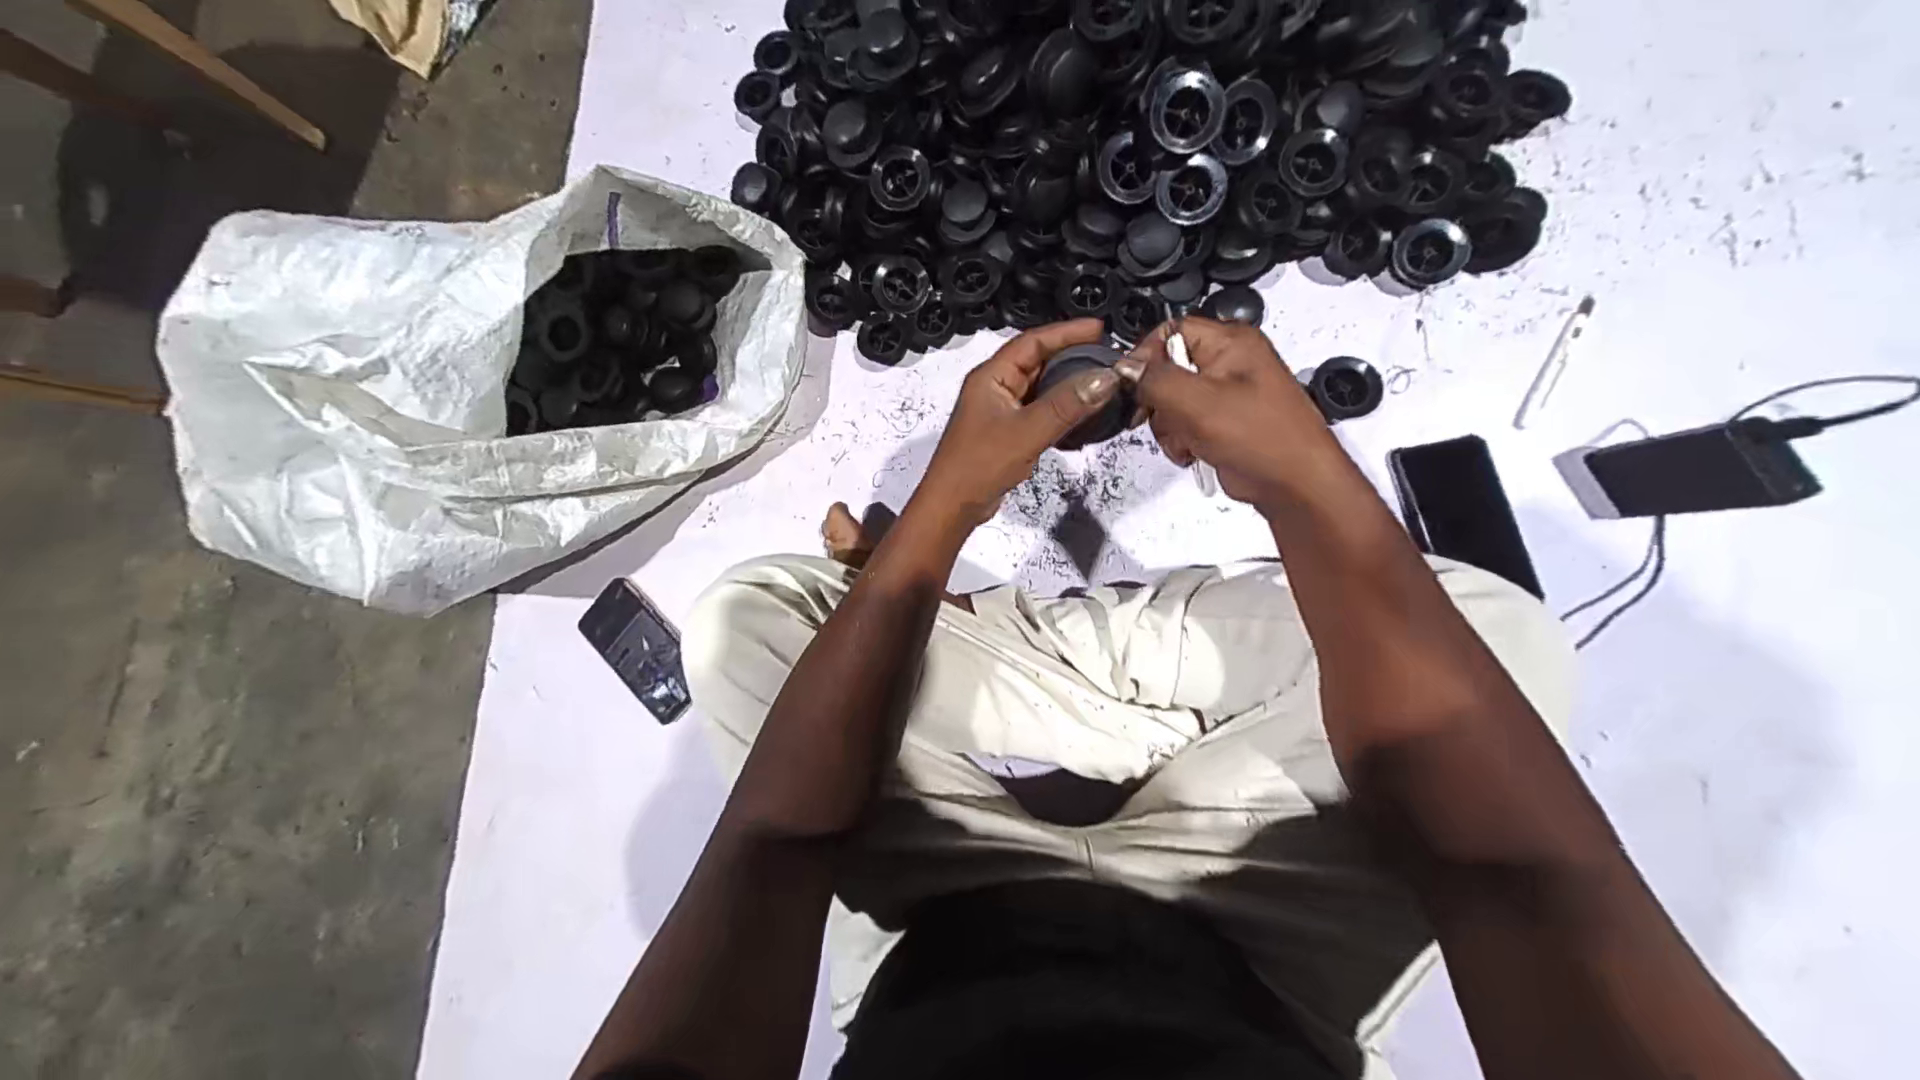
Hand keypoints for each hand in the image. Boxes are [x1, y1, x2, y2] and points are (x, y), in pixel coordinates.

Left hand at [914, 319, 1122, 530]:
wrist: (953, 506)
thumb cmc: (973, 467)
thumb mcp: (1026, 431)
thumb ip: (1066, 405)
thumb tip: (1101, 380)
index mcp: (990, 377)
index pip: (1032, 341)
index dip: (1067, 332)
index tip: (1097, 330)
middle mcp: (994, 389)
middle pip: (1038, 362)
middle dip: (1072, 357)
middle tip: (1104, 358)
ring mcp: (1001, 412)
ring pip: (1041, 389)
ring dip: (1068, 386)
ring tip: (1099, 385)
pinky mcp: (1008, 434)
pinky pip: (1040, 413)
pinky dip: (1061, 412)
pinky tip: (1080, 419)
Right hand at [1118, 317, 1345, 511]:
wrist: (1293, 484)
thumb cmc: (1266, 439)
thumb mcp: (1197, 402)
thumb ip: (1155, 379)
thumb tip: (1127, 367)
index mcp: (1230, 343)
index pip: (1170, 331)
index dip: (1146, 357)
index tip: (1134, 384)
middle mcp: (1230, 363)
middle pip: (1166, 370)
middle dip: (1159, 402)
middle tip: (1165, 416)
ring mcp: (1226, 394)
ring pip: (1171, 402)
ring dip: (1169, 427)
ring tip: (1188, 440)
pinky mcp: (1223, 422)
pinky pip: (1184, 424)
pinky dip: (1181, 440)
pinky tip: (1195, 451)